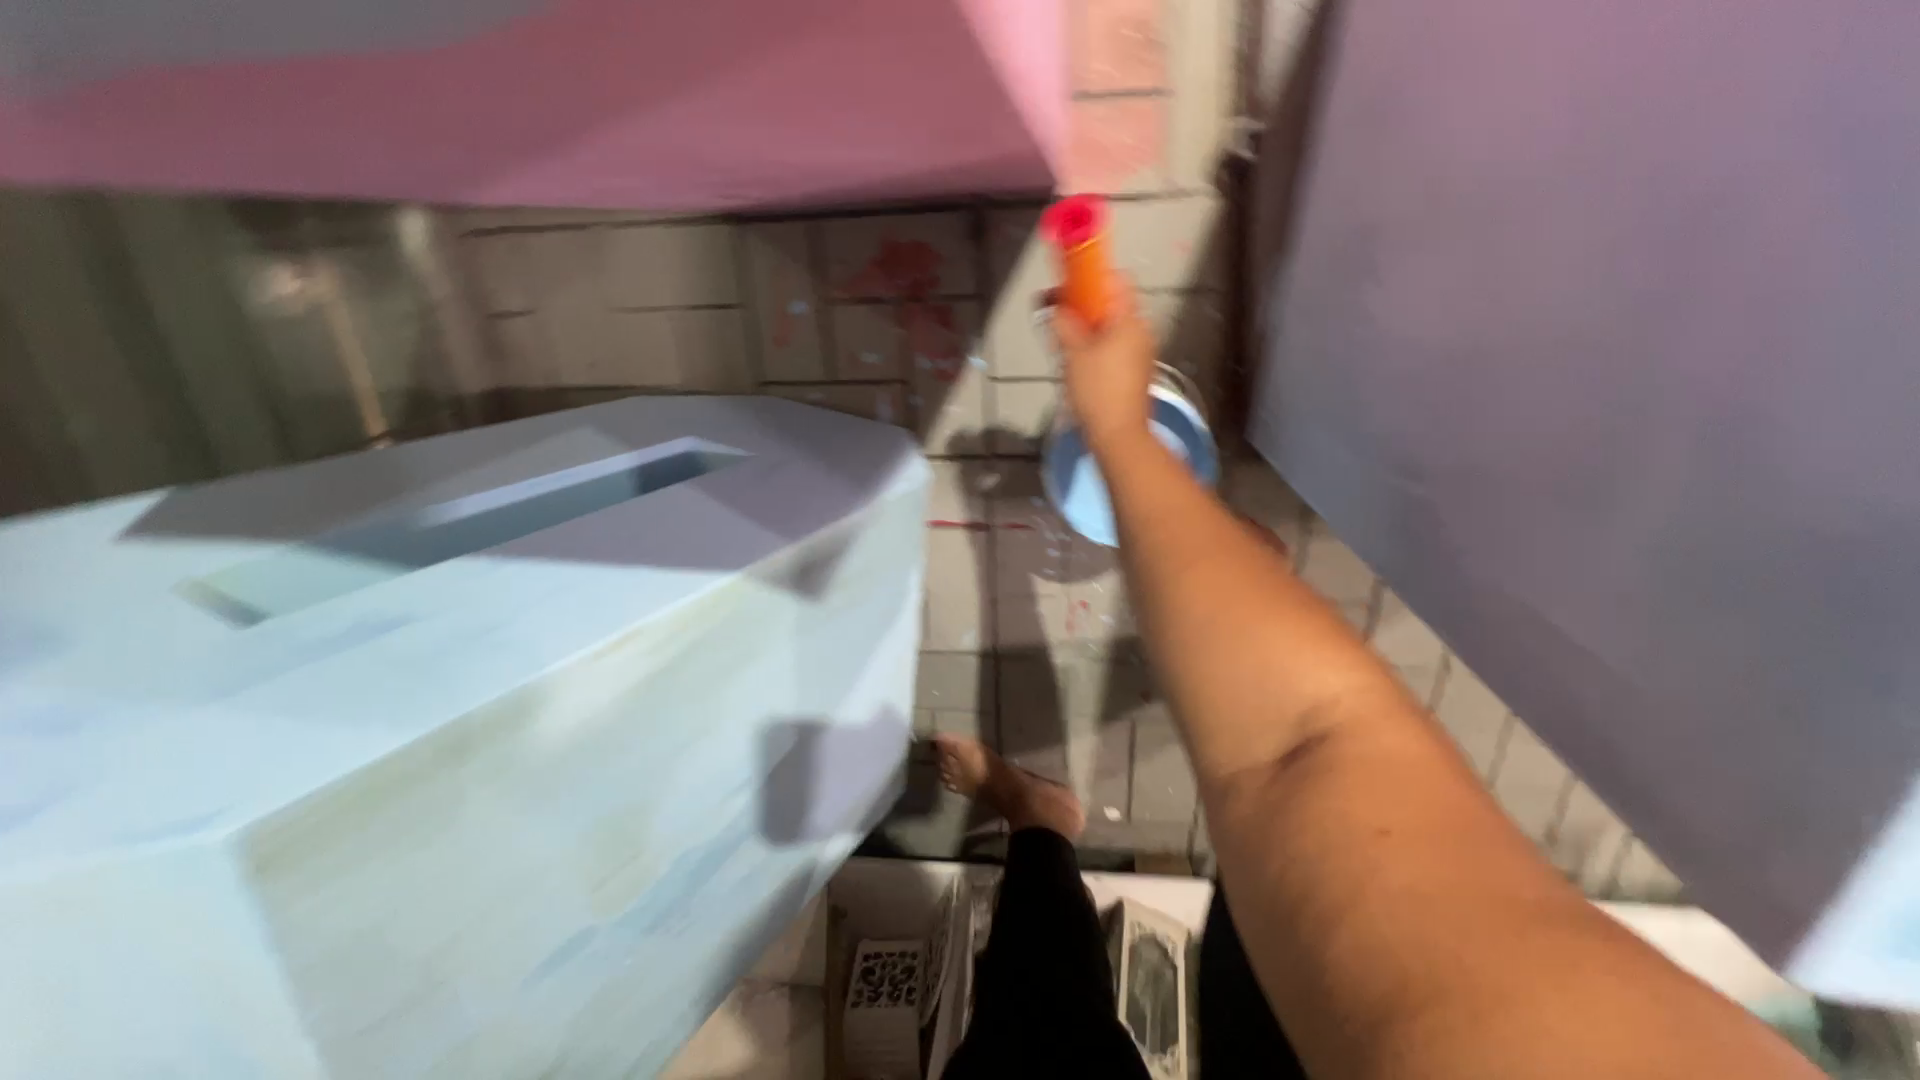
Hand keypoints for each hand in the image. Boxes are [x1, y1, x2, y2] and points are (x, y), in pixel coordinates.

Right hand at [1051, 275, 1156, 452]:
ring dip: (1088, 329)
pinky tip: (1077, 365)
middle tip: (1057, 317)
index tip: (1066, 284)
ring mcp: (1142, 353)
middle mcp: (1141, 331)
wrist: (1119, 436)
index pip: (1116, 279)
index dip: (1091, 275)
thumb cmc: (1097, 391)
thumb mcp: (1072, 353)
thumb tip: (1052, 304)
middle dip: (1084, 306)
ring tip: (1063, 345)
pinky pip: (1115, 348)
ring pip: (1112, 328)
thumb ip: (1061, 322)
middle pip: (1112, 304)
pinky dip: (1096, 348)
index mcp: (1130, 319)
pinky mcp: (1136, 373)